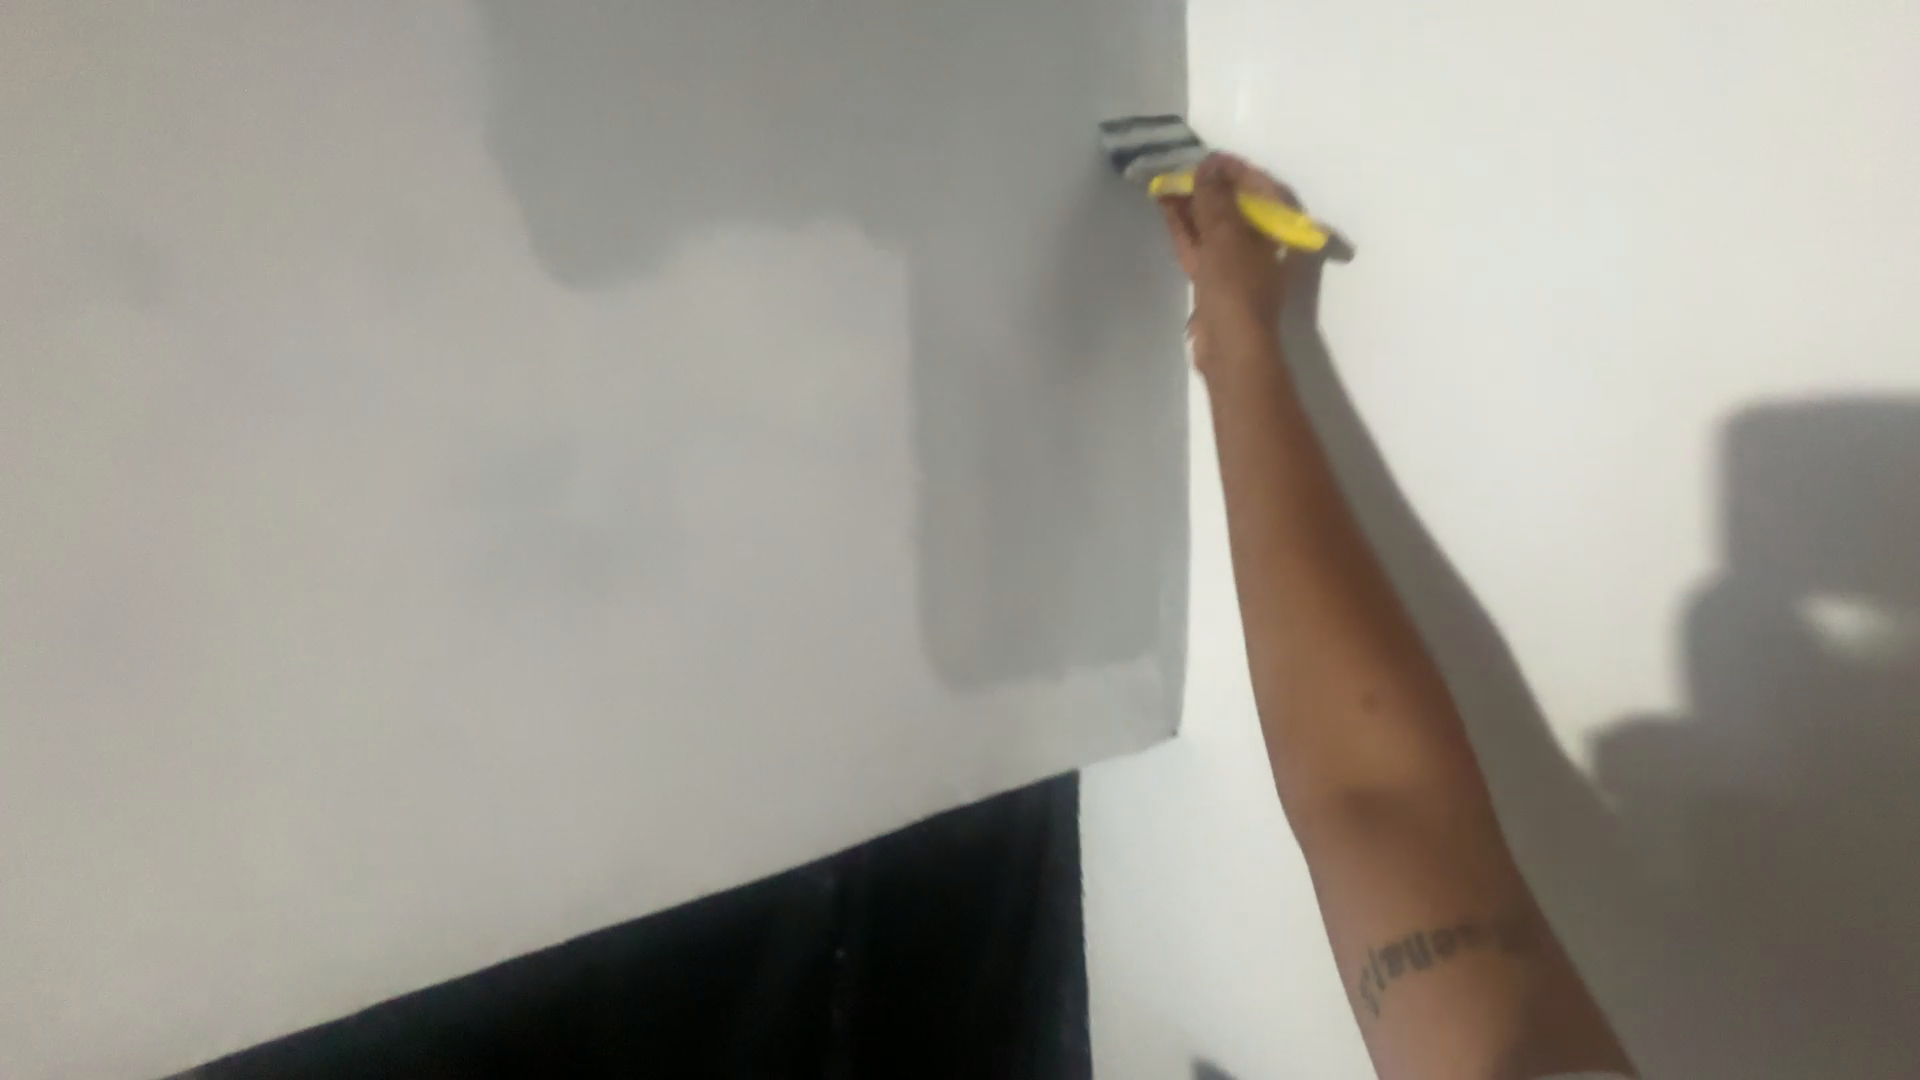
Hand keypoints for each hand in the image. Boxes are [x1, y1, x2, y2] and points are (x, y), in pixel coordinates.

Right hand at [1159, 153, 1299, 373]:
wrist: (1229, 346)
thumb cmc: (1236, 287)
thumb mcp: (1225, 236)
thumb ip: (1214, 199)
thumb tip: (1206, 168)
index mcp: (1277, 228)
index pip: (1259, 186)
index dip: (1232, 169)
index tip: (1204, 159)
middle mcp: (1261, 243)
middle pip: (1234, 207)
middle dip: (1207, 189)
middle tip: (1181, 172)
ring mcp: (1237, 265)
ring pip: (1212, 228)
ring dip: (1191, 209)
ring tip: (1166, 187)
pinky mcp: (1215, 283)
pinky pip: (1200, 248)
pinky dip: (1185, 231)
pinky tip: (1168, 213)